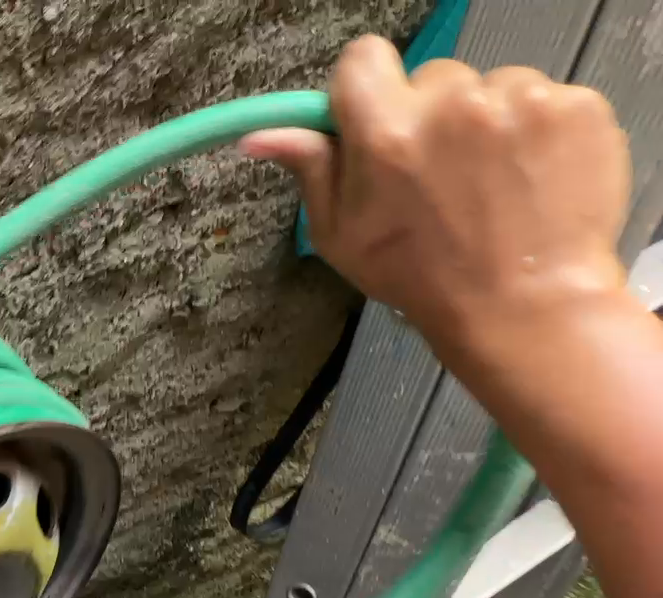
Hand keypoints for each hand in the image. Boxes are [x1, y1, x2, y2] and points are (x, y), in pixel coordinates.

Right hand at [242, 37, 630, 357]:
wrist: (517, 296)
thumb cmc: (412, 271)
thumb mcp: (338, 230)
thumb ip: (311, 168)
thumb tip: (261, 134)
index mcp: (384, 136)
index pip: (362, 60)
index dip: (359, 85)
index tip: (365, 116)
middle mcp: (453, 105)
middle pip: (427, 77)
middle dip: (421, 112)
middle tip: (425, 169)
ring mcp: (523, 99)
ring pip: (486, 86)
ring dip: (477, 120)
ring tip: (477, 176)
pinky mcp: (578, 103)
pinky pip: (539, 96)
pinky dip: (526, 127)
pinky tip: (519, 172)